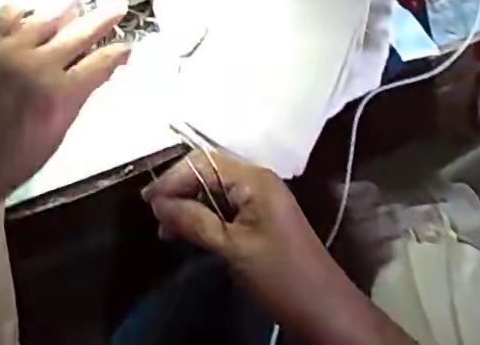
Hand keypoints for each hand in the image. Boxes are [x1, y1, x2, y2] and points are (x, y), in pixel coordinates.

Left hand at [0, 0, 131, 211]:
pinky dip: (24, 8)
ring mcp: (10, 50)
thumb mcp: (53, 137)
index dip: (116, 54)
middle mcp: (38, 64)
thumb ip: (72, 102)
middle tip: (120, 2)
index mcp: (60, 95)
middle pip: (78, 33)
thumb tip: (88, 79)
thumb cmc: (9, 163)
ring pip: (45, 16)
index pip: (98, 65)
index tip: (128, 45)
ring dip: (67, 0)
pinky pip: (8, 16)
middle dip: (103, 17)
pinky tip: (33, 5)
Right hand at [143, 150, 352, 331]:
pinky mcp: (260, 218)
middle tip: (154, 214)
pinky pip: (224, 204)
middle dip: (178, 189)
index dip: (173, 179)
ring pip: (214, 188)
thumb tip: (157, 203)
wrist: (330, 316)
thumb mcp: (233, 249)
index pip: (202, 162)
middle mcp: (256, 179)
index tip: (148, 202)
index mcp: (253, 178)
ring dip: (188, 204)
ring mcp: (260, 198)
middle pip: (207, 171)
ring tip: (166, 228)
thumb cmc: (282, 277)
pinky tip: (187, 232)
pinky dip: (203, 215)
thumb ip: (194, 221)